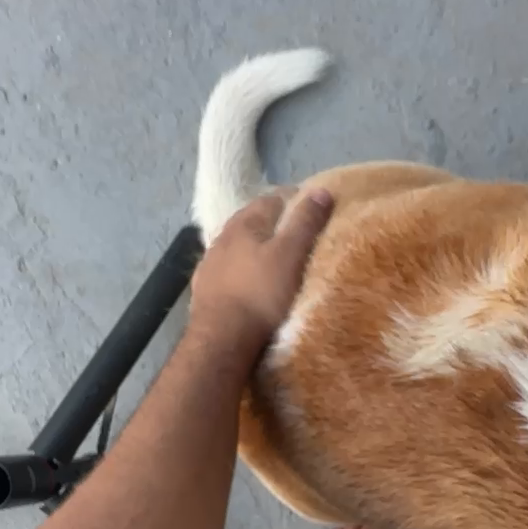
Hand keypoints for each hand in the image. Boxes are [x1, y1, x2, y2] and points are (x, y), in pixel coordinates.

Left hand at [188, 189, 334, 350]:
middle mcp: (222, 238)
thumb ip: (305, 223)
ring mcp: (210, 265)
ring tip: (274, 261)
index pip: (271, 200)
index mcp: (244, 224)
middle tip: (297, 234)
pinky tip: (249, 284)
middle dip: (273, 225)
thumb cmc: (261, 295)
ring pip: (237, 248)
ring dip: (255, 250)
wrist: (222, 339)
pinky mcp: (206, 291)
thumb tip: (321, 190)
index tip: (312, 207)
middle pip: (251, 223)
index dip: (293, 200)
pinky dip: (242, 273)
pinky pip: (228, 273)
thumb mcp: (290, 256)